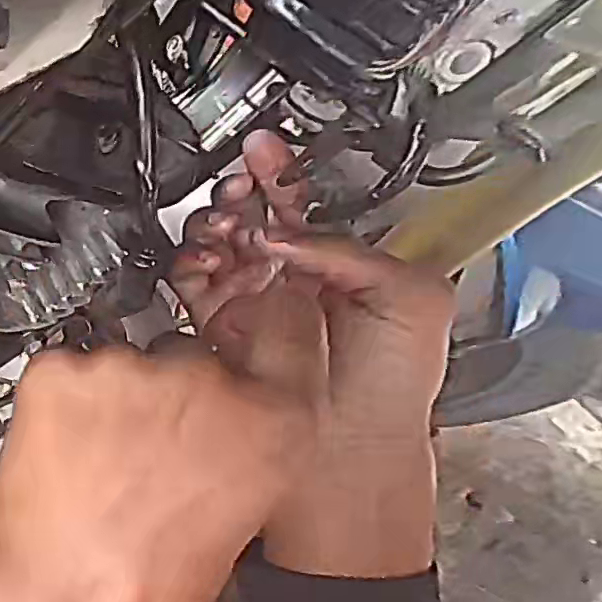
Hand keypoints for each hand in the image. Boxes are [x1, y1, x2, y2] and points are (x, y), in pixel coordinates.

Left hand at [0, 315, 326, 601]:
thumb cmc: (132, 594)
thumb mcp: (218, 534)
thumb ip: (225, 465)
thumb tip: (208, 429)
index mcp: (260, 432)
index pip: (267, 353)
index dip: (229, 363)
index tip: (206, 372)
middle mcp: (198, 386)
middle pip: (180, 354)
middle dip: (157, 392)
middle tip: (125, 444)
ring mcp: (123, 373)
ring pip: (115, 363)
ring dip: (101, 399)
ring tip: (81, 461)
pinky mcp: (55, 372)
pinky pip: (61, 371)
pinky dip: (53, 401)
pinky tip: (48, 452)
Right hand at [169, 132, 455, 578]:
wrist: (341, 455)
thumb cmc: (390, 390)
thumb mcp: (409, 299)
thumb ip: (347, 251)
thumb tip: (280, 233)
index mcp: (343, 269)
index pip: (307, 208)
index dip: (286, 173)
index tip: (267, 147)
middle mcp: (295, 280)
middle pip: (256, 219)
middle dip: (242, 193)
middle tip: (236, 182)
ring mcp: (253, 302)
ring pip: (220, 245)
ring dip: (214, 225)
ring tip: (222, 223)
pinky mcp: (218, 326)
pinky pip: (192, 282)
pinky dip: (191, 263)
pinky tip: (204, 256)